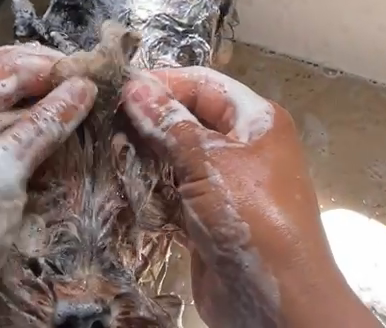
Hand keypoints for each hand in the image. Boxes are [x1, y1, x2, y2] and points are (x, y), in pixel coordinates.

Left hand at [0, 44, 95, 327]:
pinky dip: (30, 136)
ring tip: (78, 104)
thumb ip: (44, 123)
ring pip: (1, 116)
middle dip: (38, 77)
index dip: (44, 66)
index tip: (88, 68)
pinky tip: (58, 141)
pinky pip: (3, 146)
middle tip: (83, 78)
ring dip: (37, 106)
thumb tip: (85, 83)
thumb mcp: (2, 169)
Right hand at [121, 67, 375, 327]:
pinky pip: (176, 190)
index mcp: (256, 120)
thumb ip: (169, 125)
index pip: (205, 85)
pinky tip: (120, 181)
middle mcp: (243, 145)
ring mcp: (226, 183)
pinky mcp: (209, 217)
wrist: (278, 303)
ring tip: (106, 145)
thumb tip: (135, 87)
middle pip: (191, 117)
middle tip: (106, 116)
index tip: (120, 85)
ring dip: (147, 153)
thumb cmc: (252, 217)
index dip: (164, 82)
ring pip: (179, 155)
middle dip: (152, 118)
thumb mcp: (210, 163)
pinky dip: (151, 187)